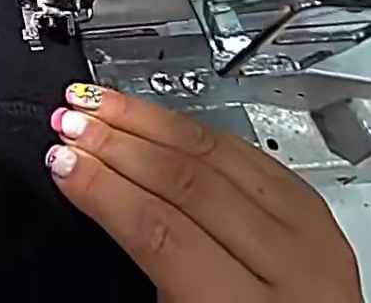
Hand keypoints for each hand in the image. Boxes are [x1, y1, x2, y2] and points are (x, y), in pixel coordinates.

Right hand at [46, 84, 360, 302]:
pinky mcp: (308, 203)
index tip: (61, 160)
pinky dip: (182, 125)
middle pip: (187, 181)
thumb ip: (144, 269)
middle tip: (68, 122)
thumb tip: (89, 186)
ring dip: (141, 119)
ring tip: (95, 101)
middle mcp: (295, 270)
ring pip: (209, 148)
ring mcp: (307, 230)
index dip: (105, 190)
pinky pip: (236, 146)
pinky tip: (147, 112)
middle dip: (114, 144)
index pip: (165, 234)